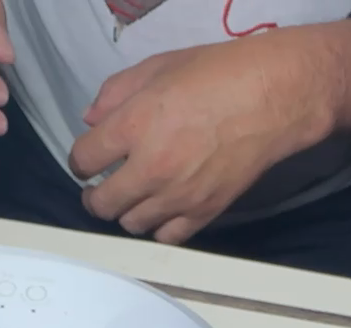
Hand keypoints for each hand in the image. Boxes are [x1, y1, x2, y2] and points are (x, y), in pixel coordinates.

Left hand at [69, 24, 350, 243]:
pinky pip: (167, 237)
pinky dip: (158, 228)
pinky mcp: (202, 213)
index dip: (80, 161)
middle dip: (95, 197)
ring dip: (127, 213)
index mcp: (134, 125)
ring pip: (132, 224)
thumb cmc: (217, 75)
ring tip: (134, 199)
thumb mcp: (158, 67)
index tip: (86, 160)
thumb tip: (92, 121)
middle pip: (103, 204)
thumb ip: (116, 94)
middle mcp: (151, 167)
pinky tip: (161, 213)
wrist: (270, 99)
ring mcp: (178, 196)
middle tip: (100, 189)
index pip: (84, 160)